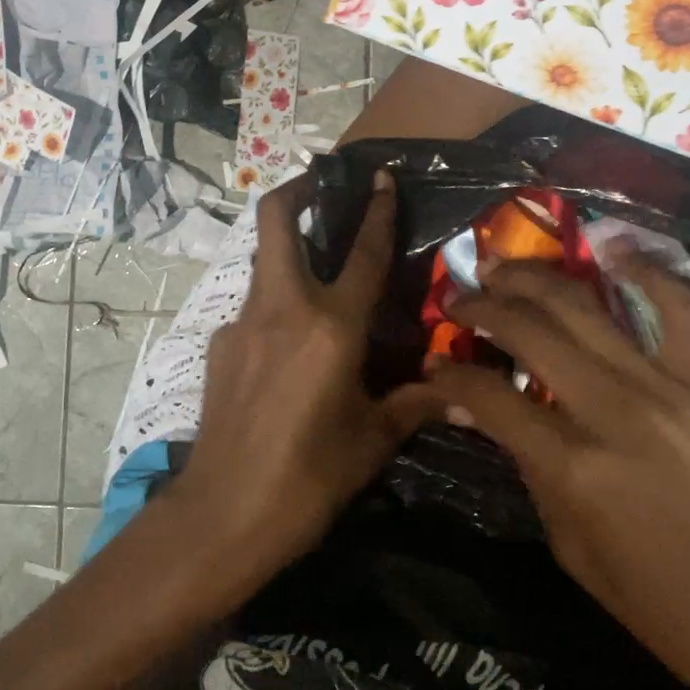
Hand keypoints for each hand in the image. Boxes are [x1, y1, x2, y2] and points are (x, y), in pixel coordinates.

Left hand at [173, 171, 442, 572]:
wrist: (222, 514)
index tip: (379, 175)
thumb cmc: (309, 478)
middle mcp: (282, 308)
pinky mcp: (219, 346)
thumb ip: (419, 405)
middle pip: (276, 221)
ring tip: (318, 276)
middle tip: (322, 187)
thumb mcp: (372, 441)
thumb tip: (470, 398)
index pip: (362, 252)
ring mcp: (241, 324)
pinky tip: (290, 348)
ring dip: (288, 252)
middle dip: (297, 190)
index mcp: (330, 325)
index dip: (376, 210)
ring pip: (263, 264)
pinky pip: (253, 310)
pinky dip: (275, 307)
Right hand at [429, 259, 689, 689]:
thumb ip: (527, 471)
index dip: (447, 375)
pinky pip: (679, 310)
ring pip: (586, 307)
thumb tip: (486, 416)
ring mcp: (667, 387)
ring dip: (534, 279)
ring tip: (501, 269)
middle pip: (530, 330)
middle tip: (454, 301)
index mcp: (574, 466)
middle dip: (480, 307)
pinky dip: (646, 272)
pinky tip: (612, 250)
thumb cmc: (664, 607)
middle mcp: (614, 410)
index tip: (431, 367)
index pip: (488, 396)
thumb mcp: (571, 549)